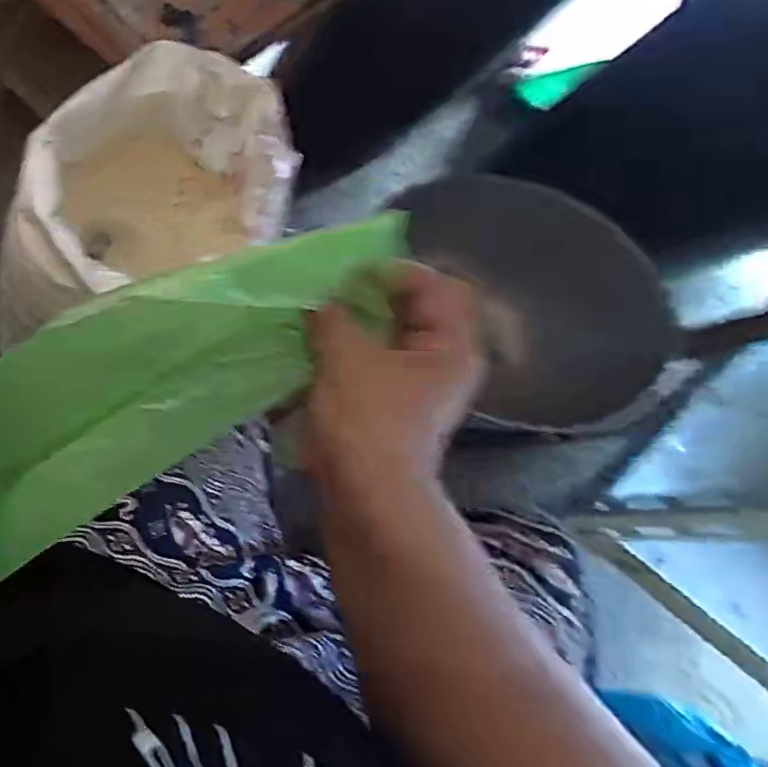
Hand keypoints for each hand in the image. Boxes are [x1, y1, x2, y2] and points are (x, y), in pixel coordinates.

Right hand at [304, 261, 483, 489]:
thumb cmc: (365, 420)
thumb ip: (335, 320)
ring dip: (356, 328)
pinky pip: (373, 368)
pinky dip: (348, 356)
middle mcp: (443, 365)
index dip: (395, 271)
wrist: (366, 495)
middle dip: (372, 299)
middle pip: (414, 314)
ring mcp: (417, 391)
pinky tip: (317, 355)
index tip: (350, 272)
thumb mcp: (346, 358)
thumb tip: (324, 304)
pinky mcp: (392, 411)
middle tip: (332, 292)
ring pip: (389, 342)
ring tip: (319, 320)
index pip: (436, 287)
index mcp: (451, 346)